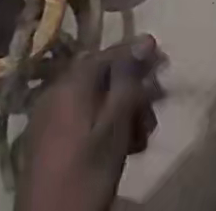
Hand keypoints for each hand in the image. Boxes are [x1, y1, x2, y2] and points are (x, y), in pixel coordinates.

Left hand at [19, 37, 165, 210]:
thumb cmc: (85, 175)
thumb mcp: (115, 126)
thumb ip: (129, 80)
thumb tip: (144, 40)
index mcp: (70, 85)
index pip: (111, 52)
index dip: (140, 54)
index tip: (164, 64)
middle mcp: (57, 93)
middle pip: (105, 76)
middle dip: (134, 88)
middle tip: (156, 107)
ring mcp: (51, 117)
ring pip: (98, 98)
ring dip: (125, 109)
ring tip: (143, 134)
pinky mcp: (51, 140)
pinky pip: (86, 117)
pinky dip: (108, 124)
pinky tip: (126, 146)